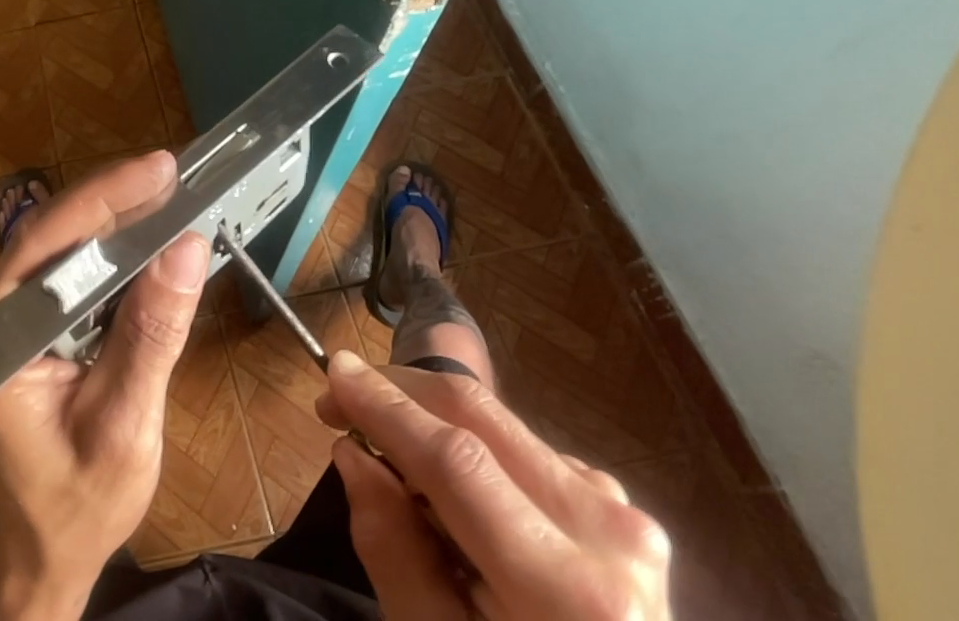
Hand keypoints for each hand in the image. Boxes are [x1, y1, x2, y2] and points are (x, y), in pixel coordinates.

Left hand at [0, 151, 208, 620]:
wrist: (41, 548)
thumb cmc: (79, 500)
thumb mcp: (125, 424)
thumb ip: (151, 335)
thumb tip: (186, 247)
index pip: (48, 247)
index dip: (106, 199)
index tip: (163, 170)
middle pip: (47, 239)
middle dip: (115, 202)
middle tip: (177, 176)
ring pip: (52, 252)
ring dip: (111, 224)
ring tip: (169, 200)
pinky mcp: (7, 330)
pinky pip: (53, 276)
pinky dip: (99, 255)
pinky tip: (138, 242)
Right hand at [317, 353, 672, 620]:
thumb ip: (391, 548)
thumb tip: (351, 452)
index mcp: (562, 588)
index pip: (455, 461)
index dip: (386, 406)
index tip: (333, 371)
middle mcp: (606, 533)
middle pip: (483, 418)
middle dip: (400, 390)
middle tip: (340, 397)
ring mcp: (624, 517)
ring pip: (502, 426)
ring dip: (431, 418)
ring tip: (387, 453)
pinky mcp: (623, 511)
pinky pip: (528, 452)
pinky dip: (474, 449)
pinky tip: (452, 491)